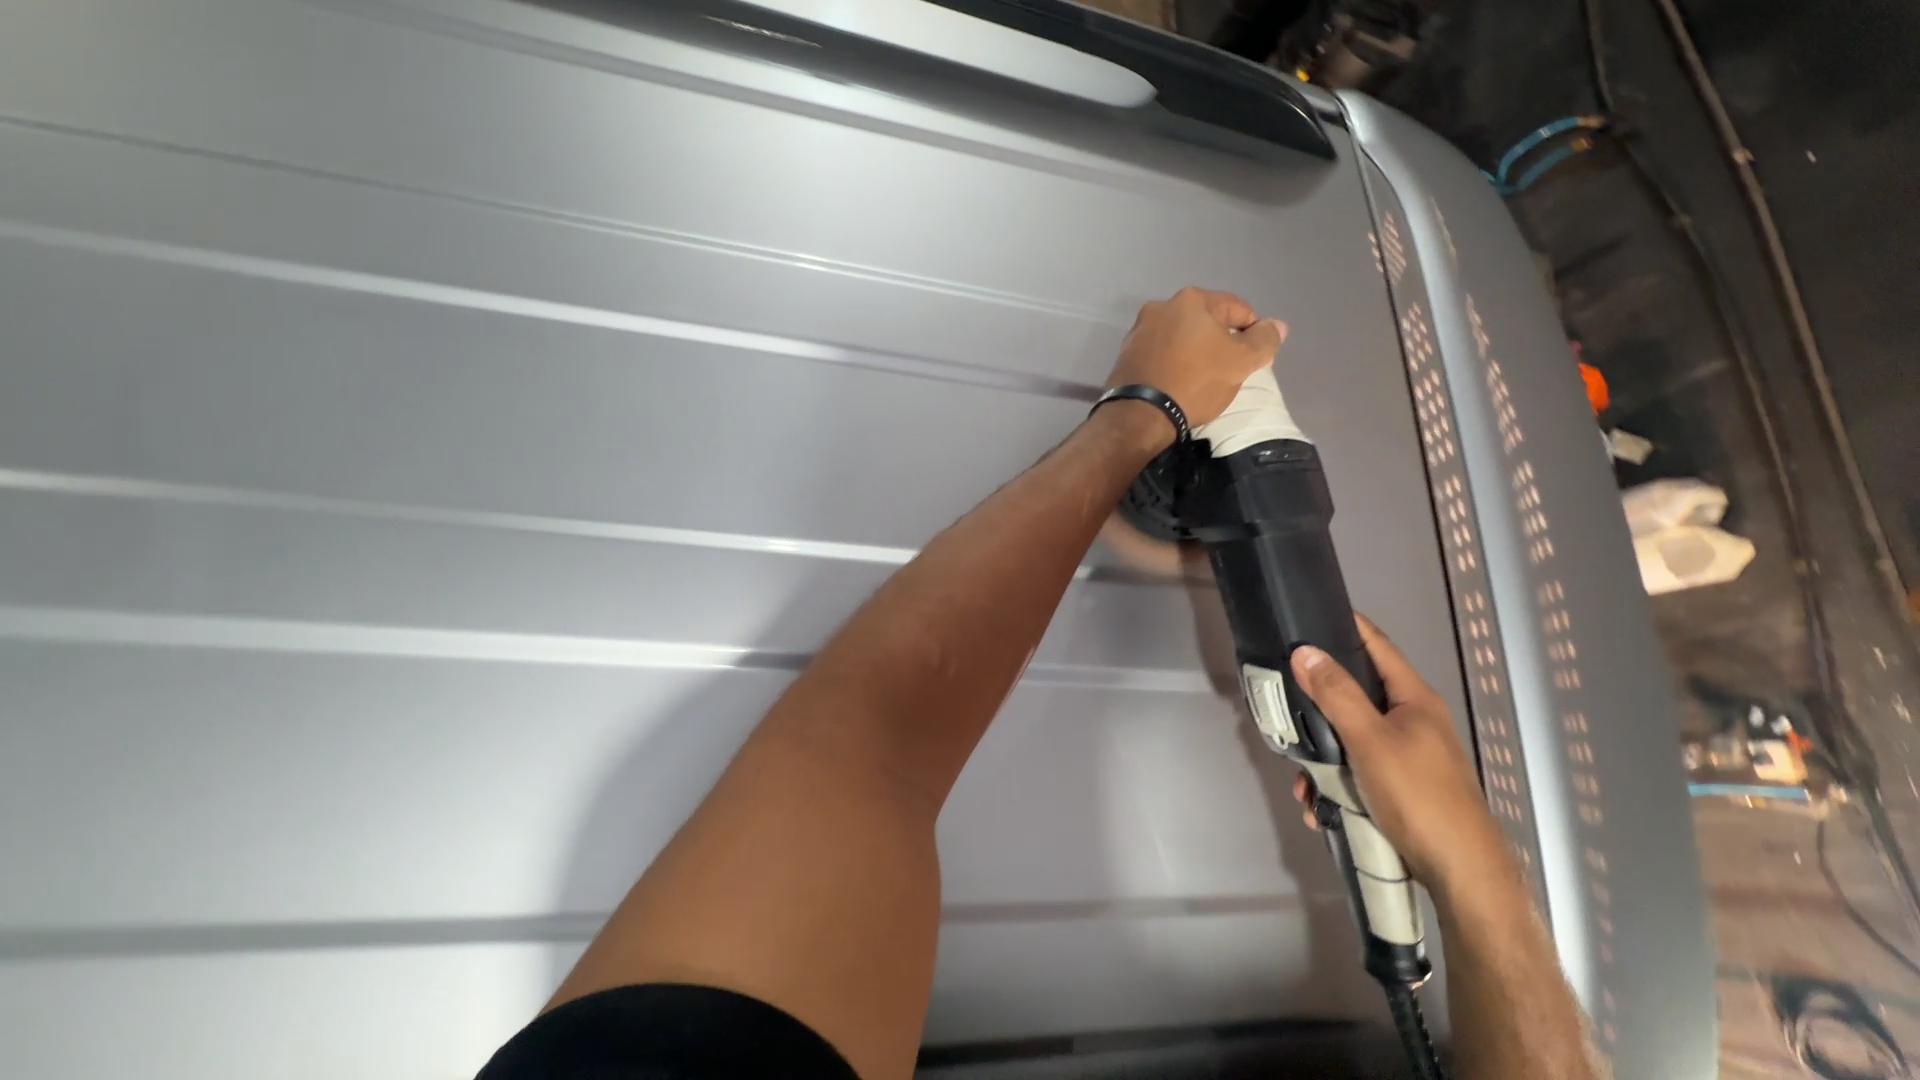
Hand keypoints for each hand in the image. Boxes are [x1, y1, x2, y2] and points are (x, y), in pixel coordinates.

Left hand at [1107, 288, 1287, 428]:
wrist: (1140, 415)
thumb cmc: (1195, 382)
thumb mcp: (1240, 362)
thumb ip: (1264, 340)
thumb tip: (1277, 325)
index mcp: (1190, 300)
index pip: (1236, 309)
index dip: (1253, 332)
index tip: (1255, 358)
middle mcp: (1160, 306)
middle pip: (1206, 322)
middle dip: (1222, 342)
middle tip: (1230, 371)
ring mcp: (1139, 331)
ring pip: (1182, 338)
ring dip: (1196, 352)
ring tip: (1204, 379)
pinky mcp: (1126, 355)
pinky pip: (1161, 354)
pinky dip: (1174, 363)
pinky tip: (1179, 383)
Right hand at [1287, 614, 1508, 888]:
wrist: (1460, 870)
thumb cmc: (1418, 795)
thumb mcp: (1369, 740)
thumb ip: (1336, 694)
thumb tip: (1305, 651)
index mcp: (1413, 699)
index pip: (1377, 645)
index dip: (1346, 625)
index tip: (1309, 612)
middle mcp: (1412, 720)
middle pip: (1354, 696)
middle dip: (1316, 712)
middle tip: (1287, 716)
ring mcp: (1407, 755)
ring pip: (1349, 741)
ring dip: (1321, 762)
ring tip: (1304, 788)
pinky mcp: (1399, 787)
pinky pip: (1356, 774)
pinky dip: (1335, 788)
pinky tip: (1322, 811)